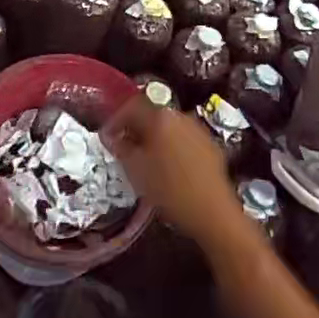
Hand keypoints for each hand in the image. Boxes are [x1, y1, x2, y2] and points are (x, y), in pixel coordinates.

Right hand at [104, 88, 248, 249]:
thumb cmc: (168, 189)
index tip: (107, 137)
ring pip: (169, 126)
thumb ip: (120, 147)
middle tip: (124, 148)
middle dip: (136, 128)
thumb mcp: (135, 170)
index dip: (116, 120)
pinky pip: (185, 138)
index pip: (132, 106)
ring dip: (155, 137)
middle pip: (152, 114)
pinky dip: (172, 146)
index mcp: (160, 117)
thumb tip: (111, 136)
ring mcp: (199, 128)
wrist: (211, 210)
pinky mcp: (211, 144)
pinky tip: (170, 166)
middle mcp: (181, 115)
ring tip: (146, 159)